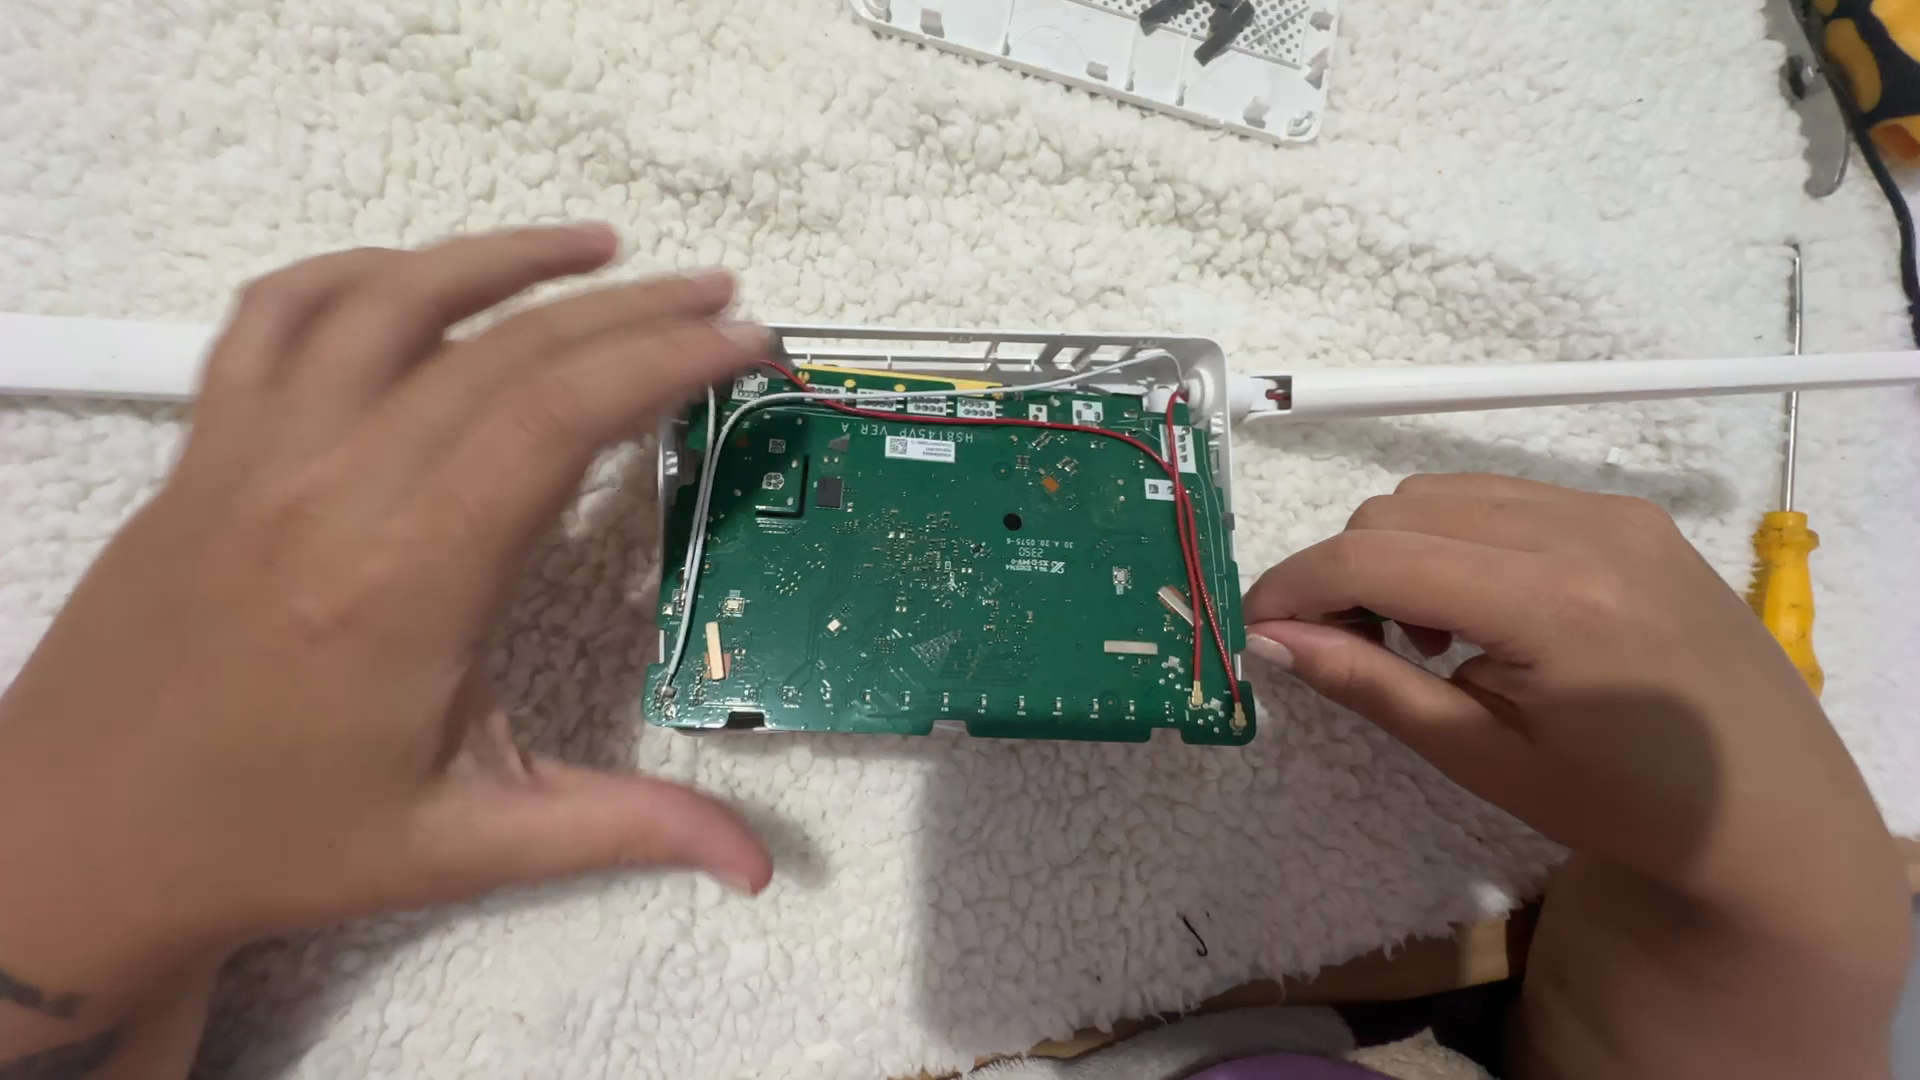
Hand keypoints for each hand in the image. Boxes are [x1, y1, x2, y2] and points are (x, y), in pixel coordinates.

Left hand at [0, 227, 774, 1015]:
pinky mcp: (210, 448)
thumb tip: (761, 864)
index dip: (660, 363)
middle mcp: (328, 490)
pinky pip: (285, 314)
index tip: (741, 341)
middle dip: (632, 311)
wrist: (59, 850)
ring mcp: (254, 453)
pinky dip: (379, 271)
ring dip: (512, 258)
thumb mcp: (476, 844)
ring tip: (611, 250)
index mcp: (405, 581)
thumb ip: (632, 831)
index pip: (553, 419)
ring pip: (391, 300)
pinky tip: (447, 274)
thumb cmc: (289, 841)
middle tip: (722, 296)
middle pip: (502, 349)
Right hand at [1242, 473, 1909, 1078]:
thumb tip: (1266, 640)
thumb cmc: (1619, 806)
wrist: (1775, 818)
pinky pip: (1483, 496)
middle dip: (1338, 573)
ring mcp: (1610, 513)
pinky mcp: (1621, 513)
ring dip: (1387, 553)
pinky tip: (1468, 603)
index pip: (1373, 559)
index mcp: (1554, 604)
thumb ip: (1363, 682)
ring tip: (1418, 630)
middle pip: (1390, 514)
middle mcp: (1584, 532)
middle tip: (1343, 643)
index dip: (1293, 585)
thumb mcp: (1474, 755)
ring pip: (1429, 495)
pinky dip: (1439, 539)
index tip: (1258, 623)